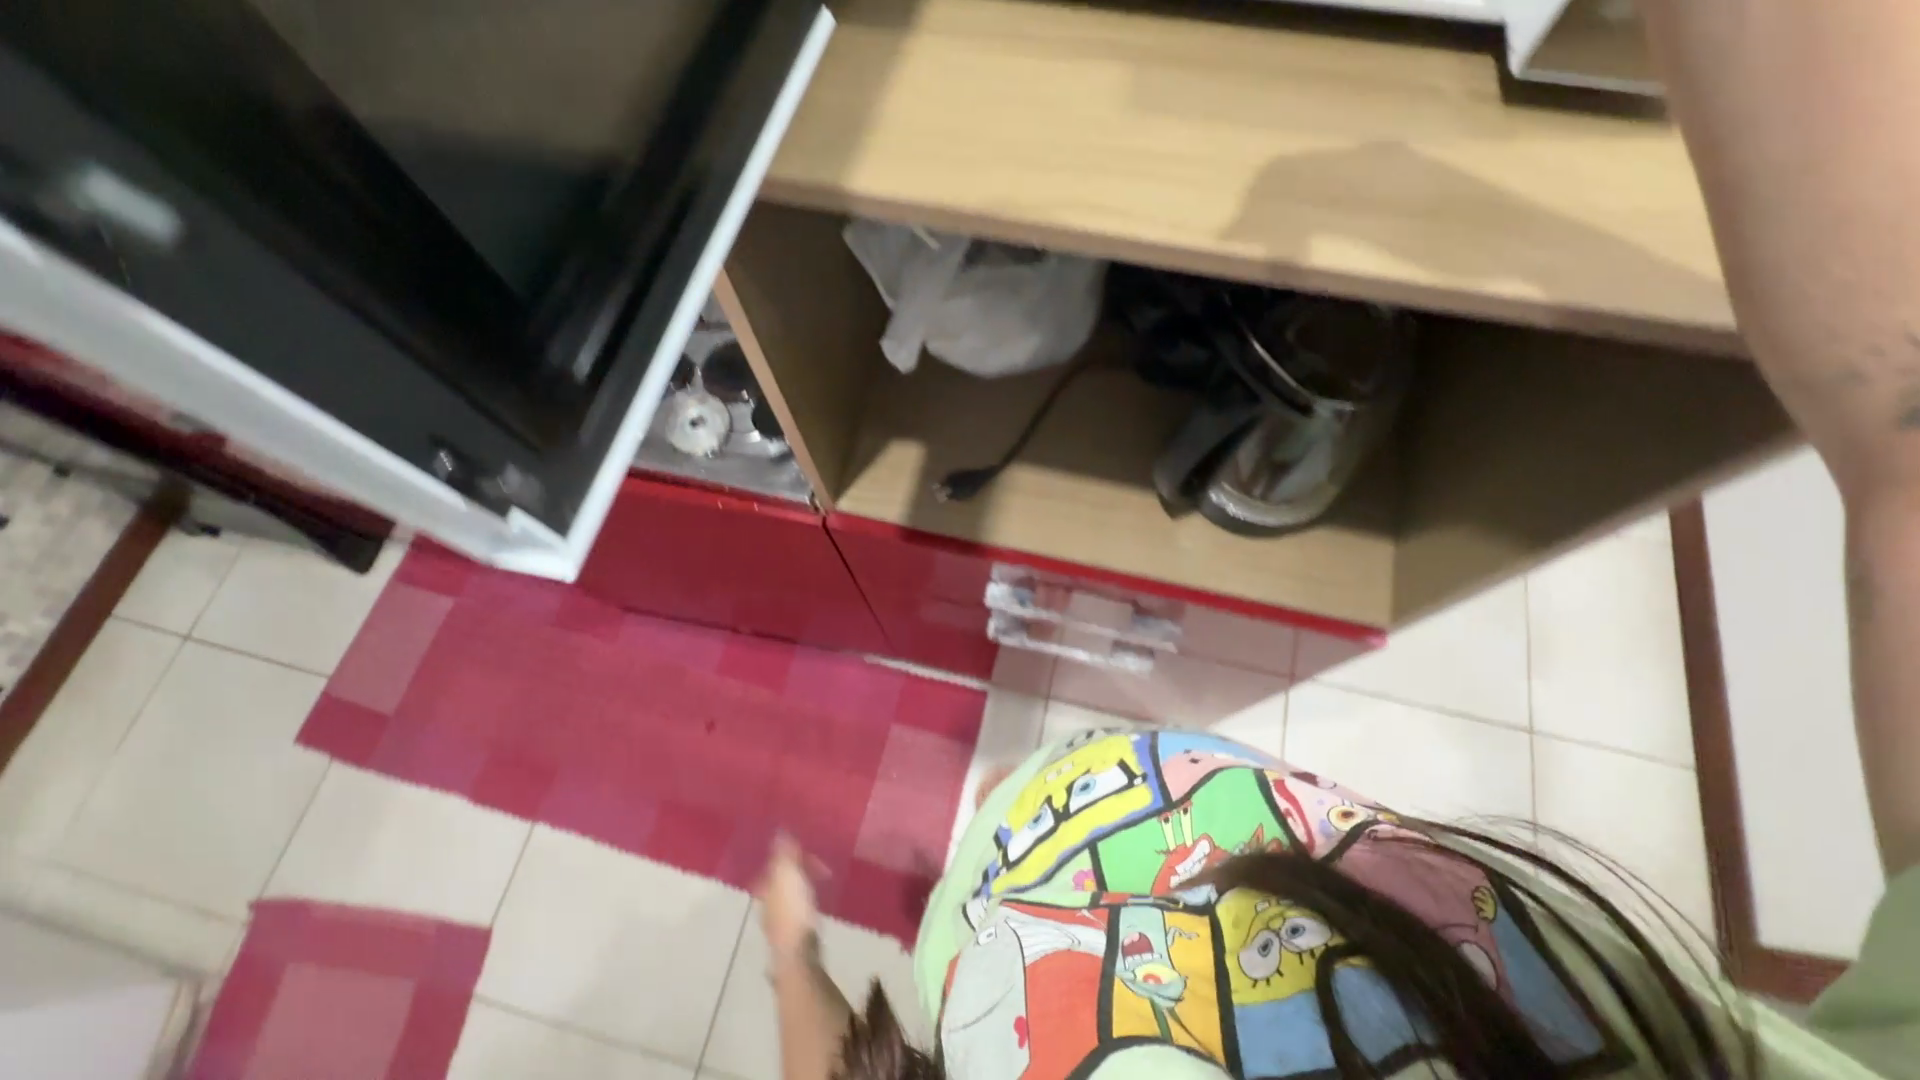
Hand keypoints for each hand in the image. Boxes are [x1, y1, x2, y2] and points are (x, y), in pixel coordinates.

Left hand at [757, 834, 823, 964]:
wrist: (798, 955)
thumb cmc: (792, 912)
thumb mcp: (789, 875)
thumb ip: (785, 854)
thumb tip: (779, 829)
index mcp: (764, 888)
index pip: (771, 867)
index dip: (786, 857)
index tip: (804, 851)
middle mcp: (766, 906)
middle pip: (778, 883)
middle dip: (795, 873)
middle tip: (817, 866)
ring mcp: (778, 924)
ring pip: (788, 898)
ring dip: (801, 889)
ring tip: (819, 883)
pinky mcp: (792, 938)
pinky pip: (798, 912)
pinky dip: (806, 904)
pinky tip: (817, 905)